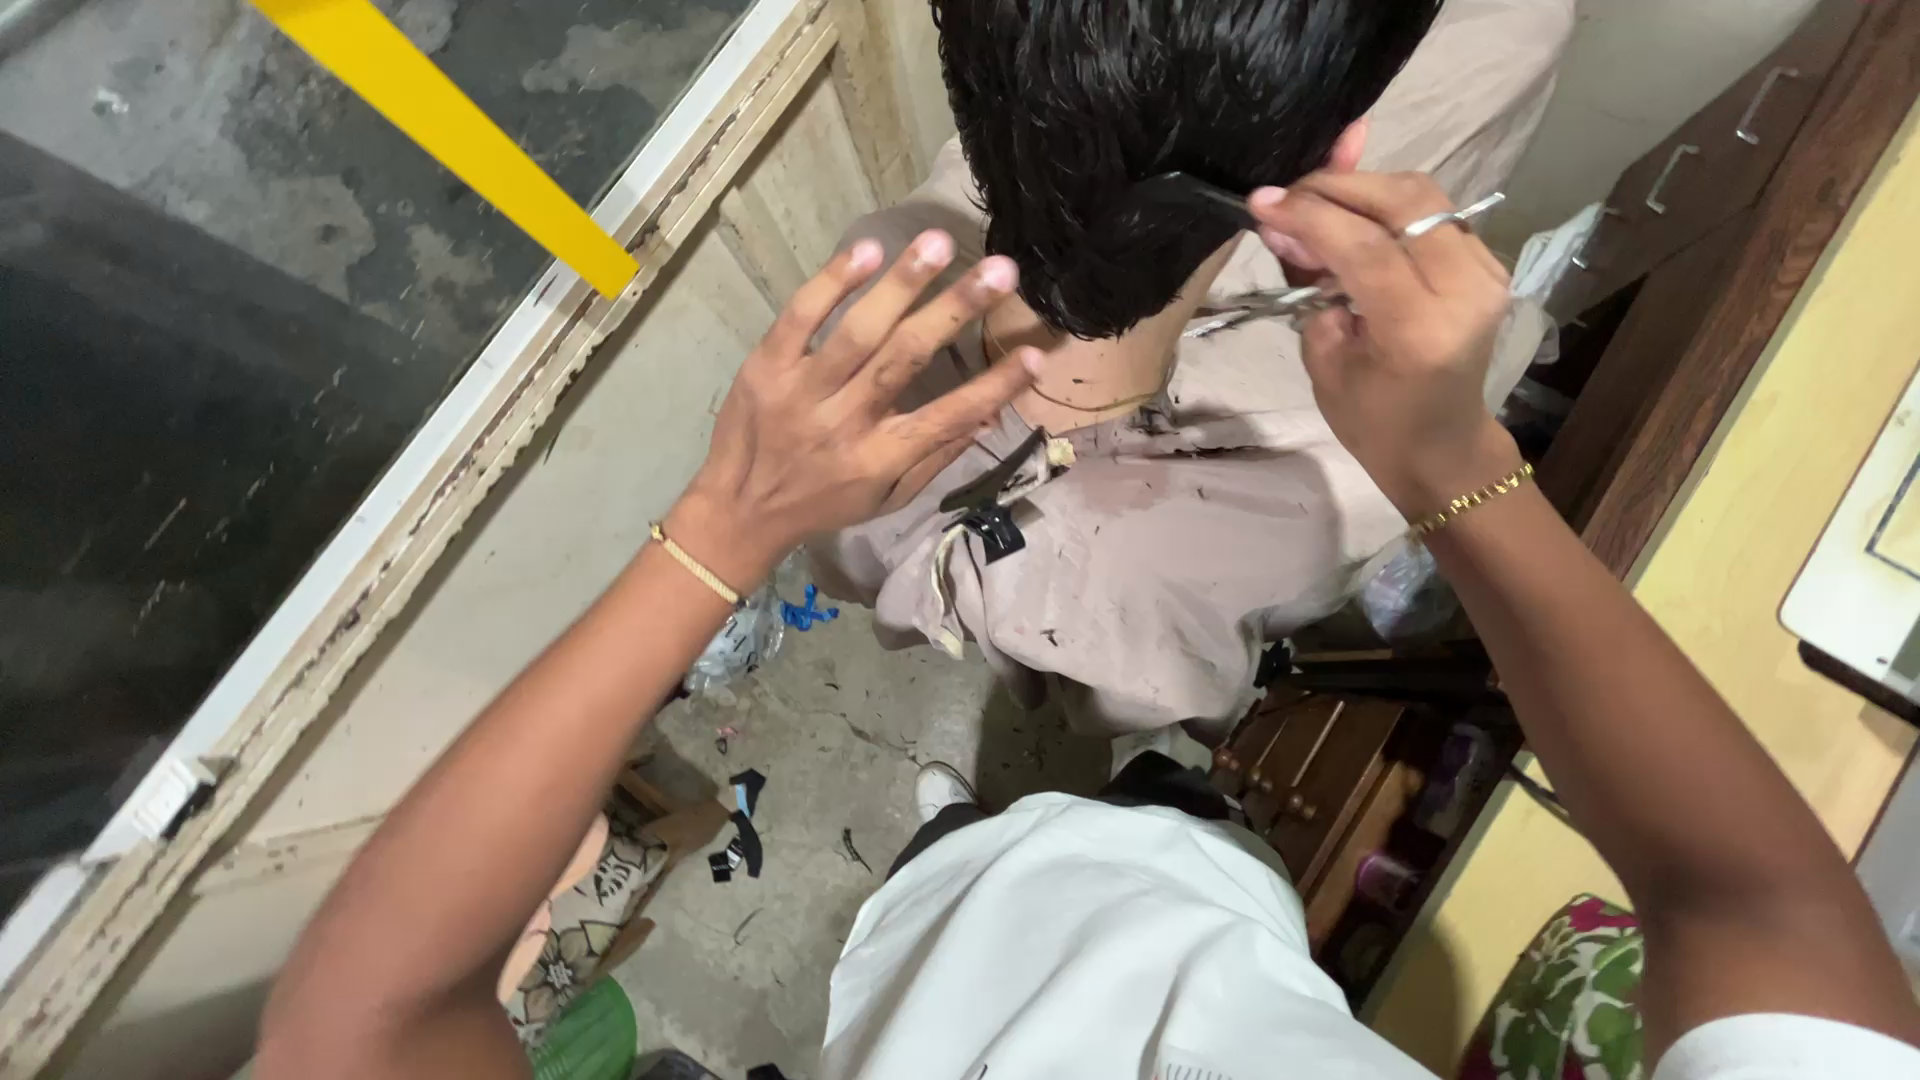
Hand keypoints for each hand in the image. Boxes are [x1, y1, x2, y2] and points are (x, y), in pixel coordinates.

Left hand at [664, 230, 1041, 590]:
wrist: (739, 511)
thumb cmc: (824, 505)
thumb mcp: (886, 499)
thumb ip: (935, 458)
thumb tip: (987, 418)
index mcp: (881, 458)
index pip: (949, 417)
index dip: (996, 386)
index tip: (1037, 353)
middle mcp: (845, 422)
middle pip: (906, 358)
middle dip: (956, 310)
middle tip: (1001, 270)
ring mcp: (801, 390)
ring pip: (857, 331)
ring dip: (901, 284)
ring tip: (939, 243)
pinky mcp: (766, 366)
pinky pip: (800, 317)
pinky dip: (832, 282)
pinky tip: (867, 250)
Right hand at [1248, 172, 1522, 514]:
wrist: (1440, 443)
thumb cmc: (1372, 421)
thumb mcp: (1325, 364)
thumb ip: (1311, 291)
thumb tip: (1285, 231)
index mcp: (1420, 329)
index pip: (1366, 248)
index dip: (1311, 217)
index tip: (1263, 202)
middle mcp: (1465, 288)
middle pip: (1404, 202)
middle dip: (1338, 186)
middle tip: (1287, 194)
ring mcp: (1486, 269)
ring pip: (1422, 196)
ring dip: (1361, 188)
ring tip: (1311, 200)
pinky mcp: (1486, 262)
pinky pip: (1432, 212)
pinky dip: (1384, 204)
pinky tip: (1348, 211)